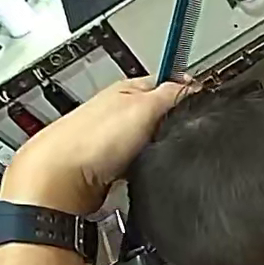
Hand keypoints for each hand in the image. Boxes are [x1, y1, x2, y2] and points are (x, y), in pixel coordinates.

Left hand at [1, 76, 185, 214]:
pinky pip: (141, 163)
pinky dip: (146, 167)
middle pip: (160, 115)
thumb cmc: (92, 141)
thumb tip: (193, 88)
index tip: (202, 103)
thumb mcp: (144, 107)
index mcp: (124, 90)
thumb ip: (171, 95)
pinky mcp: (112, 166)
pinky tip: (144, 170)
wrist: (61, 180)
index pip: (165, 84)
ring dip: (159, 148)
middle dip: (173, 125)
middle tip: (180, 133)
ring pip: (151, 141)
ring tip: (158, 152)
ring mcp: (114, 140)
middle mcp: (117, 113)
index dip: (185, 93)